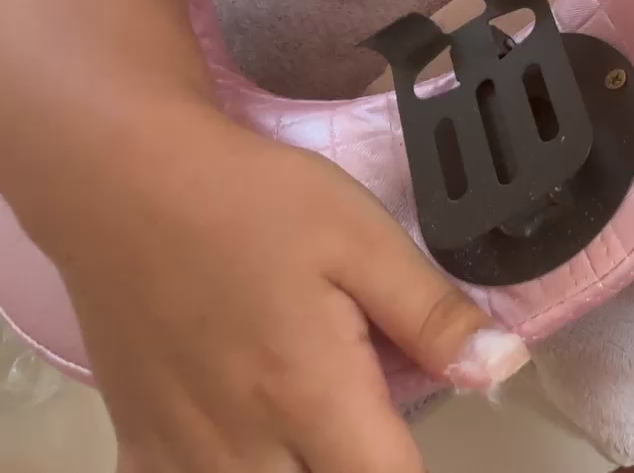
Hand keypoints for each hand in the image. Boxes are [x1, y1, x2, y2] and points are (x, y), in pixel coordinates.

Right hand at [49, 121, 526, 471]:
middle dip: (367, 464)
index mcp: (309, 394)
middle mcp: (237, 446)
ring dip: (310, 466)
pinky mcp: (136, 438)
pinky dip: (244, 468)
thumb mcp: (372, 246)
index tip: (439, 428)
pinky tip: (267, 432)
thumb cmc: (269, 208)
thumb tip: (502, 365)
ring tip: (342, 418)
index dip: (419, 465)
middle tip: (391, 414)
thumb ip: (434, 316)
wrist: (131, 189)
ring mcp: (175, 451)